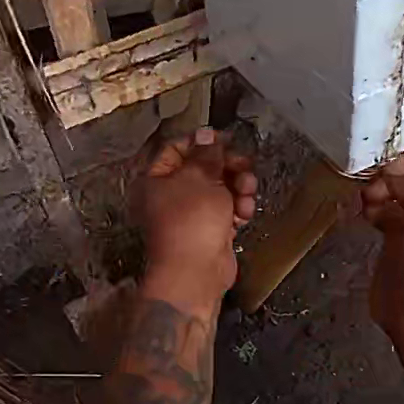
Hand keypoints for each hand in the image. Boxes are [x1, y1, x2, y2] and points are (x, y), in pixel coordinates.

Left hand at [137, 127, 257, 311]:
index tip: (226, 140)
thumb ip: (206, 153)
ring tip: (247, 194)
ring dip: (238, 188)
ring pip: (220, 189)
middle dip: (228, 167)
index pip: (178, 149)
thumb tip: (206, 132)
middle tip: (245, 166)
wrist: (197, 272)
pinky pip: (226, 210)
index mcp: (157, 179)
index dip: (203, 142)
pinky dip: (237, 209)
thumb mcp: (201, 178)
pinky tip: (244, 213)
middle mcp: (171, 195)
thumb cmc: (192, 219)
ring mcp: (191, 214)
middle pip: (204, 169)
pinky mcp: (210, 230)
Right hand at [362, 133, 403, 360]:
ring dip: (378, 185)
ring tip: (367, 200)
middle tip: (377, 179)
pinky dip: (370, 204)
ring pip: (398, 185)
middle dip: (396, 166)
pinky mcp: (397, 236)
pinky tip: (361, 213)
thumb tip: (392, 167)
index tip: (396, 151)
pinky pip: (382, 207)